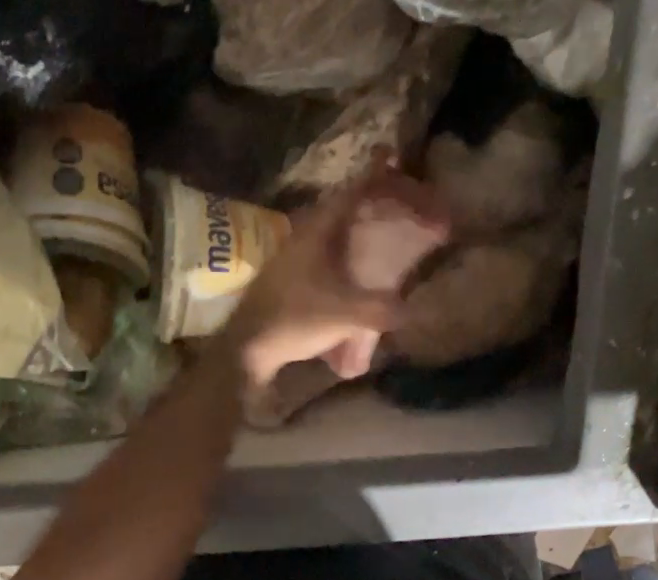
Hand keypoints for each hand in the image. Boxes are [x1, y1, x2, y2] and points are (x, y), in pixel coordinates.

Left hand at [217, 160, 449, 389]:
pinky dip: (348, 251)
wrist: (248, 346)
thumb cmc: (295, 319)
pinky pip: (328, 252)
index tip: (392, 155)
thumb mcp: (344, 315)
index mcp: (318, 230)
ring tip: (386, 229)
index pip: (352, 191)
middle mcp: (305, 234)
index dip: (374, 173)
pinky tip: (359, 268)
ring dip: (359, 227)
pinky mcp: (292, 276)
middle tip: (399, 200)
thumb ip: (381, 310)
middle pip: (344, 207)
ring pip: (334, 230)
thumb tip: (409, 310)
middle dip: (372, 201)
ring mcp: (295, 255)